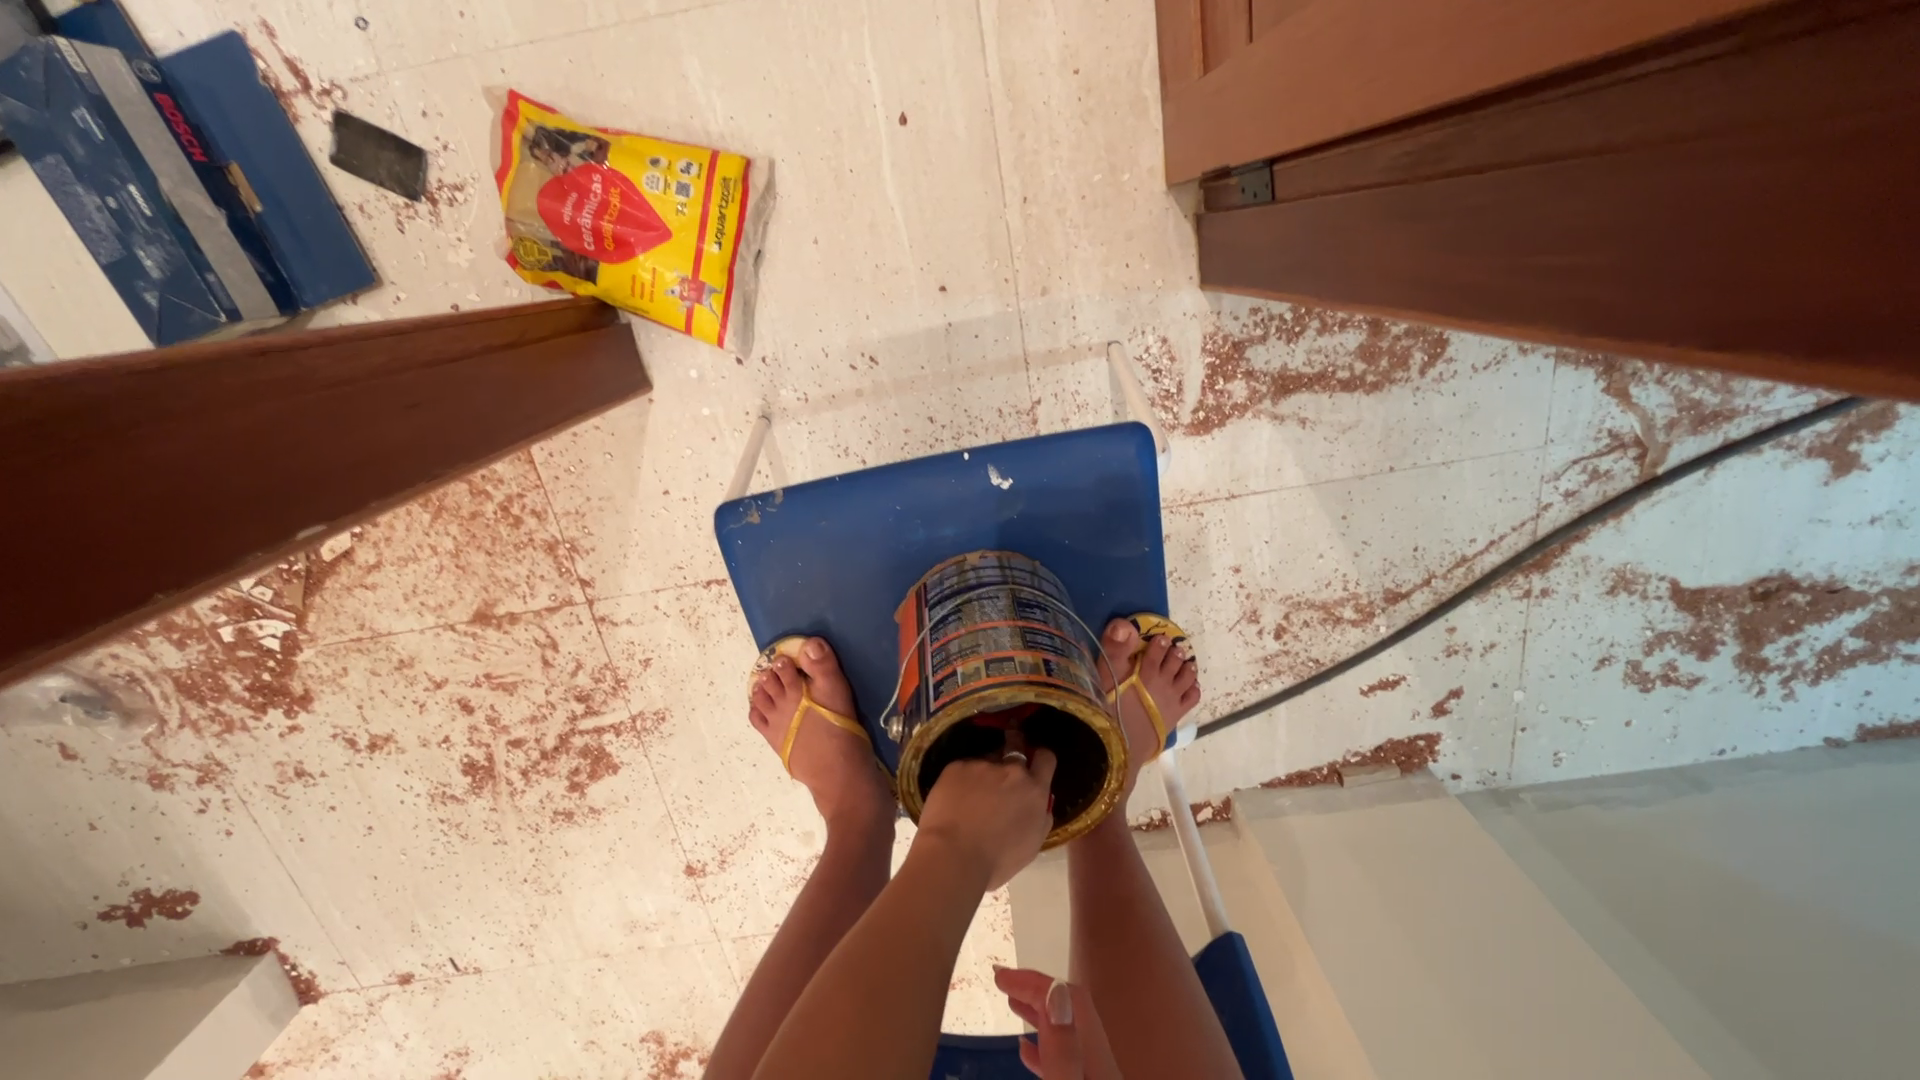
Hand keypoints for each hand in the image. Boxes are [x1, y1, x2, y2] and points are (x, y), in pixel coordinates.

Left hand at [914, 748, 1056, 890]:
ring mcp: (982, 765)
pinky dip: (960, 781)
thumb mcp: (1032, 845)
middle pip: (1016, 747)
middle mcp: (1012, 771)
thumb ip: (1040, 818)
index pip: (1045, 758)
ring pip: (986, 760)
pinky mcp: (957, 767)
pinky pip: (963, 769)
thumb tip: (1039, 806)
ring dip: (983, 772)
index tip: (1033, 763)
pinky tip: (952, 800)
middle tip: (1002, 767)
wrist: (954, 856)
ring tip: (970, 795)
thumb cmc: (997, 861)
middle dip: (1013, 750)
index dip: (1040, 758)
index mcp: (1034, 791)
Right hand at [994, 966, 1120, 1078]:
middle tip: (1002, 981)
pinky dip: (1044, 1045)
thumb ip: (1063, 1048)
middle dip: (1035, 989)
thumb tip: (1057, 990)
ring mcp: (1097, 1072)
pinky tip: (1026, 1048)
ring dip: (1039, 1012)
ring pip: (1068, 1032)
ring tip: (1012, 1003)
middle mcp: (1099, 1058)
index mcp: (1094, 1053)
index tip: (1000, 975)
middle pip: (1070, 1009)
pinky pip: (1067, 1059)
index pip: (1065, 999)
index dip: (1033, 982)